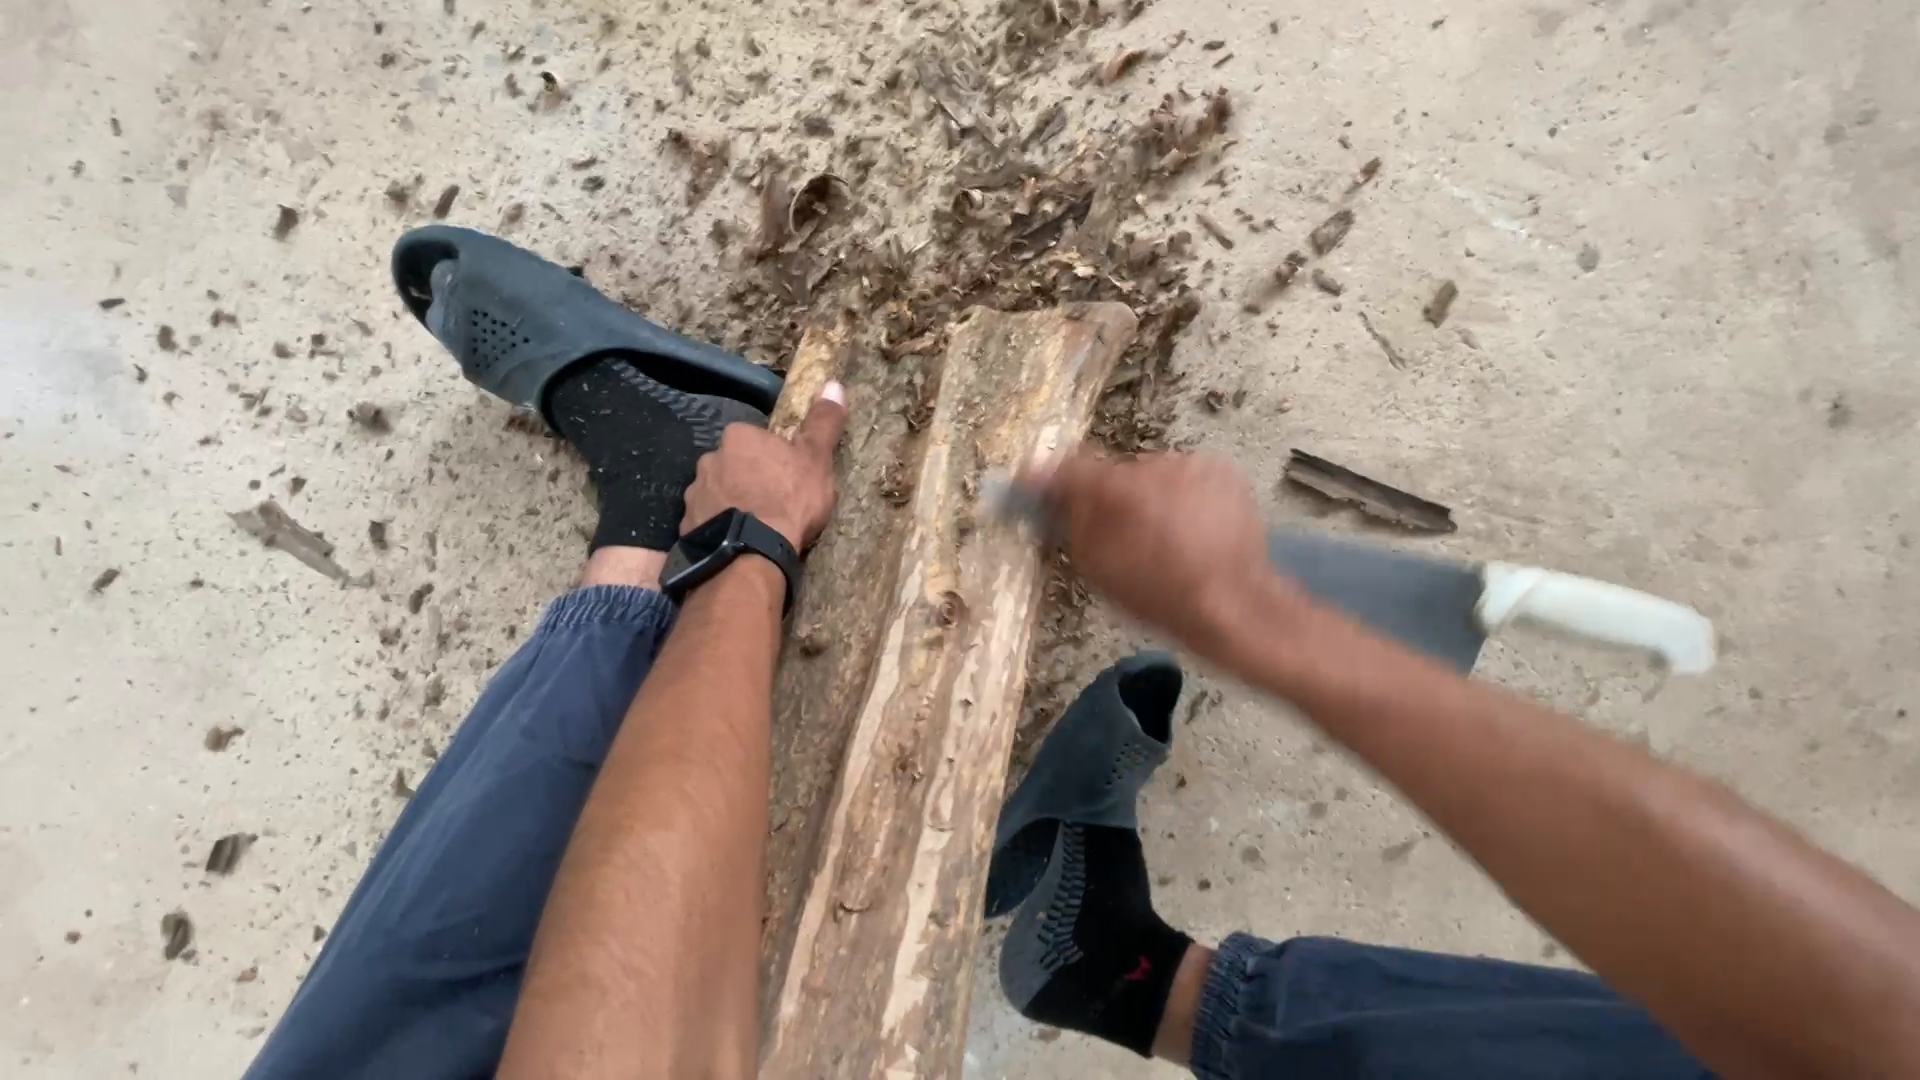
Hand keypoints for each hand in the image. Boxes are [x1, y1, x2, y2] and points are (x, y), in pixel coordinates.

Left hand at [682, 383, 847, 549]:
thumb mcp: (816, 459)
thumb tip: (834, 384)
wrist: (753, 552)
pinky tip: (737, 542)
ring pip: (718, 492)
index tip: (789, 478)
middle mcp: (709, 458)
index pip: (757, 440)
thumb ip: (823, 424)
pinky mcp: (687, 525)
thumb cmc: (789, 499)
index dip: (774, 458)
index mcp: (739, 437)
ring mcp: (694, 493)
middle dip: (749, 479)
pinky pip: (707, 521)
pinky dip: (719, 528)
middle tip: (774, 503)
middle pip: (734, 464)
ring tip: (755, 527)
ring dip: (732, 503)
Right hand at [1014, 448, 1305, 663]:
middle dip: (1113, 498)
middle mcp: (1152, 465)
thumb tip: (1046, 491)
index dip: (1047, 477)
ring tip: (1169, 538)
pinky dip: (1185, 497)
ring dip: (1152, 497)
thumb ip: (1069, 521)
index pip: (1067, 468)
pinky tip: (1195, 529)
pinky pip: (1188, 478)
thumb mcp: (1097, 569)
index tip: (1032, 485)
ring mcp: (1191, 464)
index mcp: (1116, 491)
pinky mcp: (1223, 470)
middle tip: (1122, 534)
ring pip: (1155, 476)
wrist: (1235, 606)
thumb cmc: (1159, 597)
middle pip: (1116, 475)